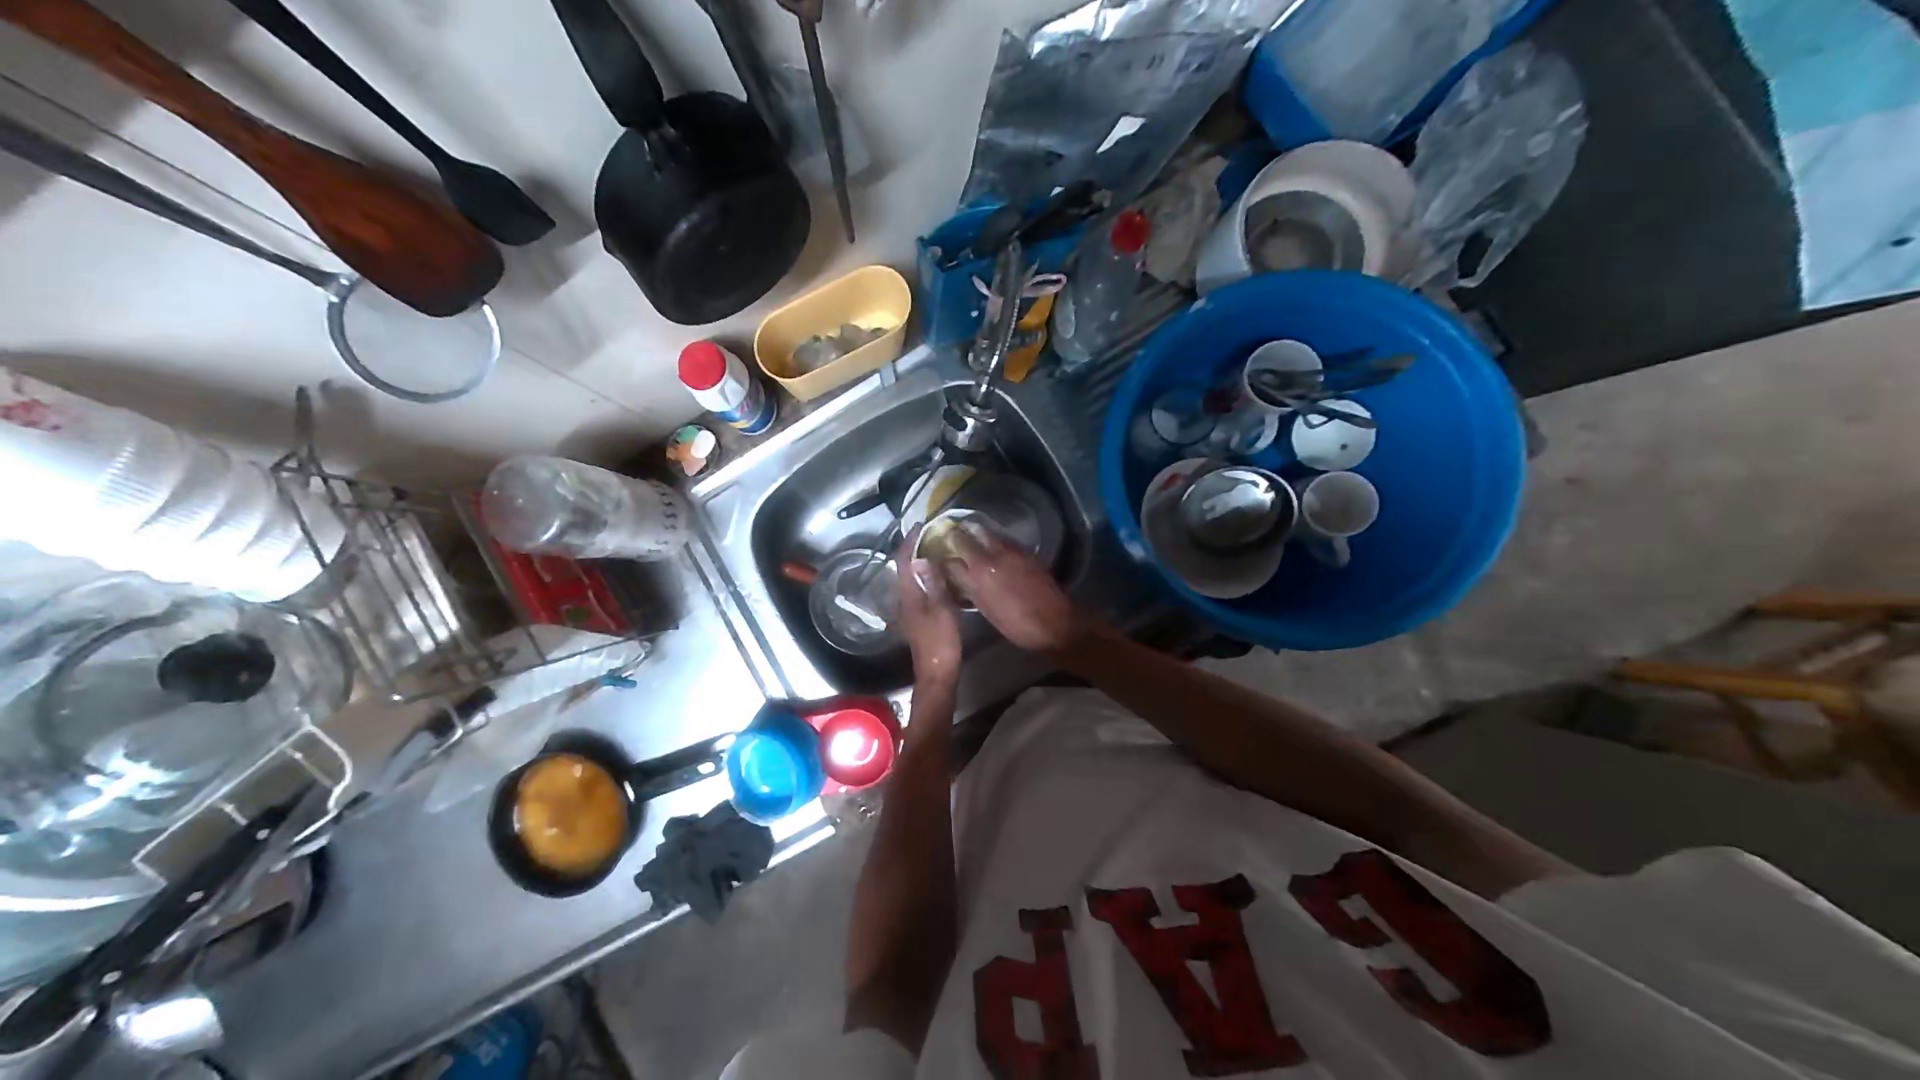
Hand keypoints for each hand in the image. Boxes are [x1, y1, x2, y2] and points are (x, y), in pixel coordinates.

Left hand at [896, 531, 960, 690]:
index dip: (910, 541)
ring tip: (940, 548)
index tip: (922, 525)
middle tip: (934, 533)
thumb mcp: (941, 610)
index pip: (903, 561)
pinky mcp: (919, 616)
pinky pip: (921, 587)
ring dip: (922, 561)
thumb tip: (921, 557)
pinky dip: (929, 575)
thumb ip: (933, 583)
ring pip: (913, 577)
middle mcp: (905, 599)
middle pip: (905, 567)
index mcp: (908, 595)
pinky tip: (943, 574)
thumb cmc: (940, 642)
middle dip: (916, 548)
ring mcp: (911, 609)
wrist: (937, 675)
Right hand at [943, 526, 1083, 654]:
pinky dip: (996, 541)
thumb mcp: (984, 607)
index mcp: (981, 568)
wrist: (1055, 623)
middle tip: (953, 534)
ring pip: (991, 533)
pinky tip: (994, 551)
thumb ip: (967, 584)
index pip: (956, 544)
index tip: (938, 542)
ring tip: (971, 539)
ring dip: (980, 533)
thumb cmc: (1015, 623)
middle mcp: (997, 553)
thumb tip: (952, 568)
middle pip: (974, 530)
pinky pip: (1006, 540)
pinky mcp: (1029, 554)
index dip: (945, 541)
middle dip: (962, 530)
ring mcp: (1015, 551)